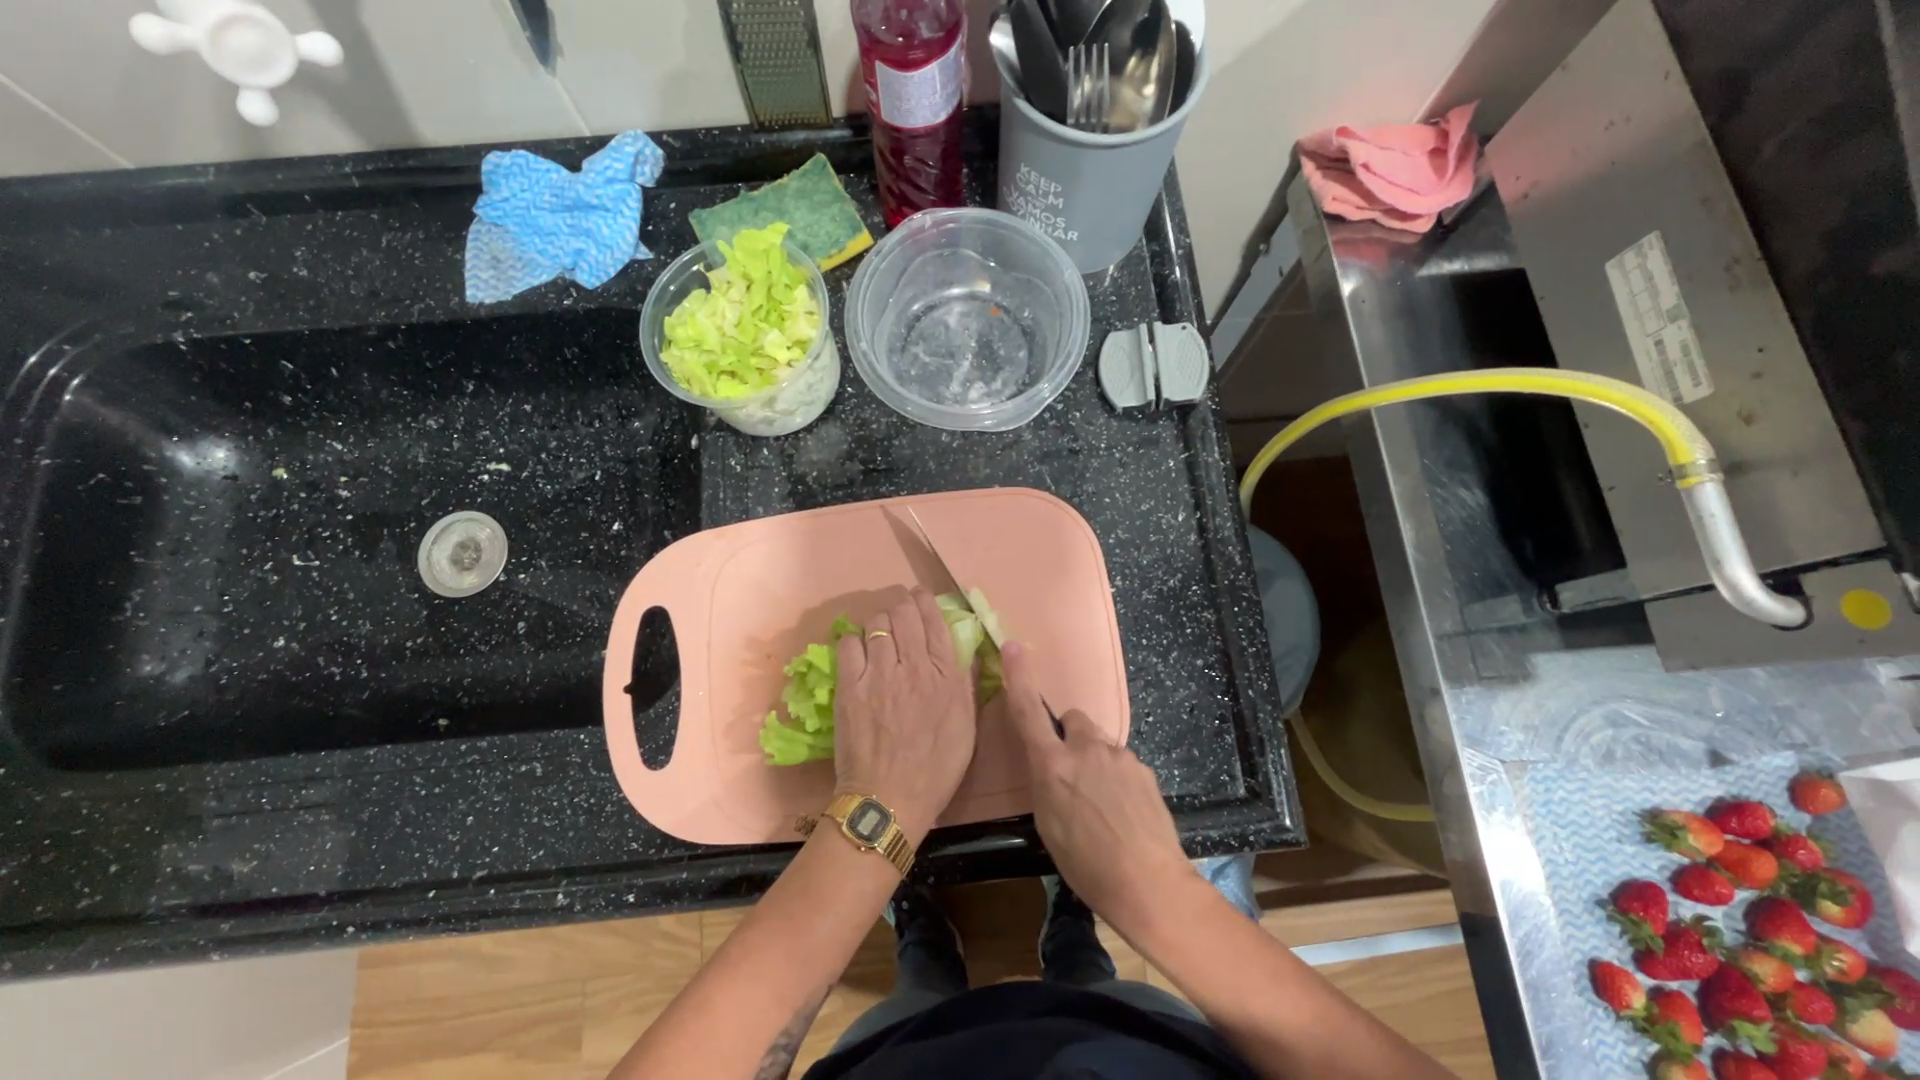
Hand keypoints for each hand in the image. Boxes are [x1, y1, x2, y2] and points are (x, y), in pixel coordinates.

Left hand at [832, 588, 977, 843]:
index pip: (936, 622)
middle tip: (900, 613)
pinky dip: (854, 640)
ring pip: (877, 623)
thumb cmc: (935, 769)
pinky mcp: (850, 686)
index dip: (926, 602)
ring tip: (879, 634)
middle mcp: (915, 667)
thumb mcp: (966, 726)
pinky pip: (849, 644)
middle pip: (904, 614)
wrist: (889, 798)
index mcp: (946, 677)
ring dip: (879, 622)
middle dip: (902, 606)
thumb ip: (964, 684)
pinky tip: (858, 651)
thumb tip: (962, 651)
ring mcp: (879, 674)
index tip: (921, 597)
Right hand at [1002, 641, 1193, 937]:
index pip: (1028, 711)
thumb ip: (1046, 784)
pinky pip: (1121, 762)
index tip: (1013, 646)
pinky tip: (1124, 813)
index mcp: (1052, 766)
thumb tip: (1051, 768)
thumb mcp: (1048, 825)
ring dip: (1094, 761)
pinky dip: (1117, 778)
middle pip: (1072, 721)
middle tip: (1071, 774)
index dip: (1018, 677)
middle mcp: (1086, 750)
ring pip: (1099, 744)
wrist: (1148, 883)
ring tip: (1102, 806)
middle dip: (1068, 737)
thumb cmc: (1085, 864)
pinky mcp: (1143, 769)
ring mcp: (1120, 757)